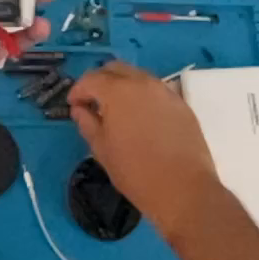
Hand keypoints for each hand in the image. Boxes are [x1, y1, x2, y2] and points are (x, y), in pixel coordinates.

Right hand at [67, 60, 220, 238]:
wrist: (184, 190)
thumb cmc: (136, 172)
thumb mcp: (102, 150)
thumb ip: (87, 123)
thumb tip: (79, 109)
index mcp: (117, 91)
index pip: (90, 79)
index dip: (78, 90)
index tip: (74, 105)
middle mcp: (141, 82)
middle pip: (115, 69)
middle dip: (100, 81)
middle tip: (94, 102)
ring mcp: (164, 91)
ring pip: (137, 76)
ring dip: (123, 86)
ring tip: (118, 110)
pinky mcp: (181, 103)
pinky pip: (156, 90)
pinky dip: (143, 96)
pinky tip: (142, 118)